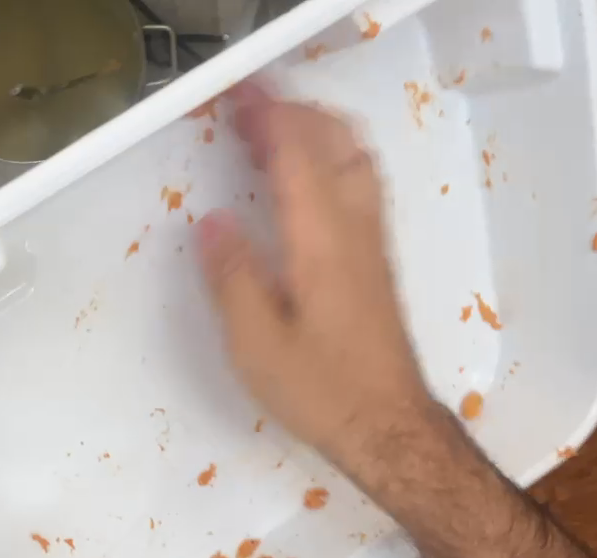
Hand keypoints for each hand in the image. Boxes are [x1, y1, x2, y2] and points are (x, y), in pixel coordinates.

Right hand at [198, 82, 440, 478]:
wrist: (385, 423)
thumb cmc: (321, 390)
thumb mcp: (256, 343)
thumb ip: (233, 277)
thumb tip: (211, 223)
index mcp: (321, 239)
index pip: (296, 151)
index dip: (266, 114)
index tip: (235, 95)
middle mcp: (355, 228)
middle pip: (334, 140)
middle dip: (292, 112)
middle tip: (249, 112)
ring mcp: (372, 243)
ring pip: (354, 158)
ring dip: (316, 131)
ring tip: (274, 135)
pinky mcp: (376, 264)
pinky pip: (360, 185)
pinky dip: (331, 161)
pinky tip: (308, 184)